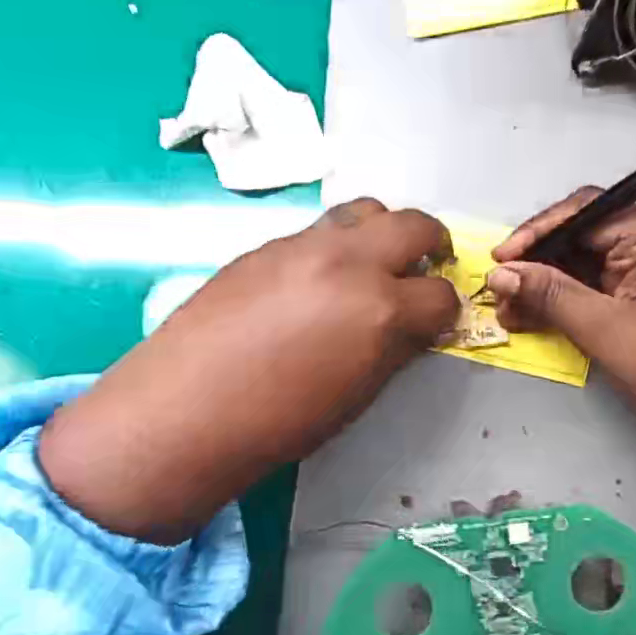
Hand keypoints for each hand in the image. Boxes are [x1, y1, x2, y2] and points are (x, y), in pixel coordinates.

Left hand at [40, 199, 459, 542]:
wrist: (188, 409)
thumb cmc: (279, 424)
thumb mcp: (356, 395)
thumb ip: (394, 350)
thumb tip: (415, 328)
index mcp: (379, 307)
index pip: (441, 295)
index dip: (447, 311)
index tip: (439, 322)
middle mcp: (347, 261)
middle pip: (413, 225)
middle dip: (432, 244)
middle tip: (427, 266)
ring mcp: (301, 245)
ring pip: (362, 210)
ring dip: (381, 231)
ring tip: (374, 261)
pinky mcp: (264, 246)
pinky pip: (315, 231)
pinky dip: (334, 245)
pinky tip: (316, 280)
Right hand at [486, 188, 635, 509]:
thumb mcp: (607, 330)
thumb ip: (550, 295)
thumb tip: (499, 273)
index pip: (586, 212)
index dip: (537, 233)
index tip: (499, 260)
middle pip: (583, 237)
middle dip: (537, 265)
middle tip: (499, 293)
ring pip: (586, 264)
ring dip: (546, 287)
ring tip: (507, 311)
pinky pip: (600, 287)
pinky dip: (567, 301)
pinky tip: (532, 317)